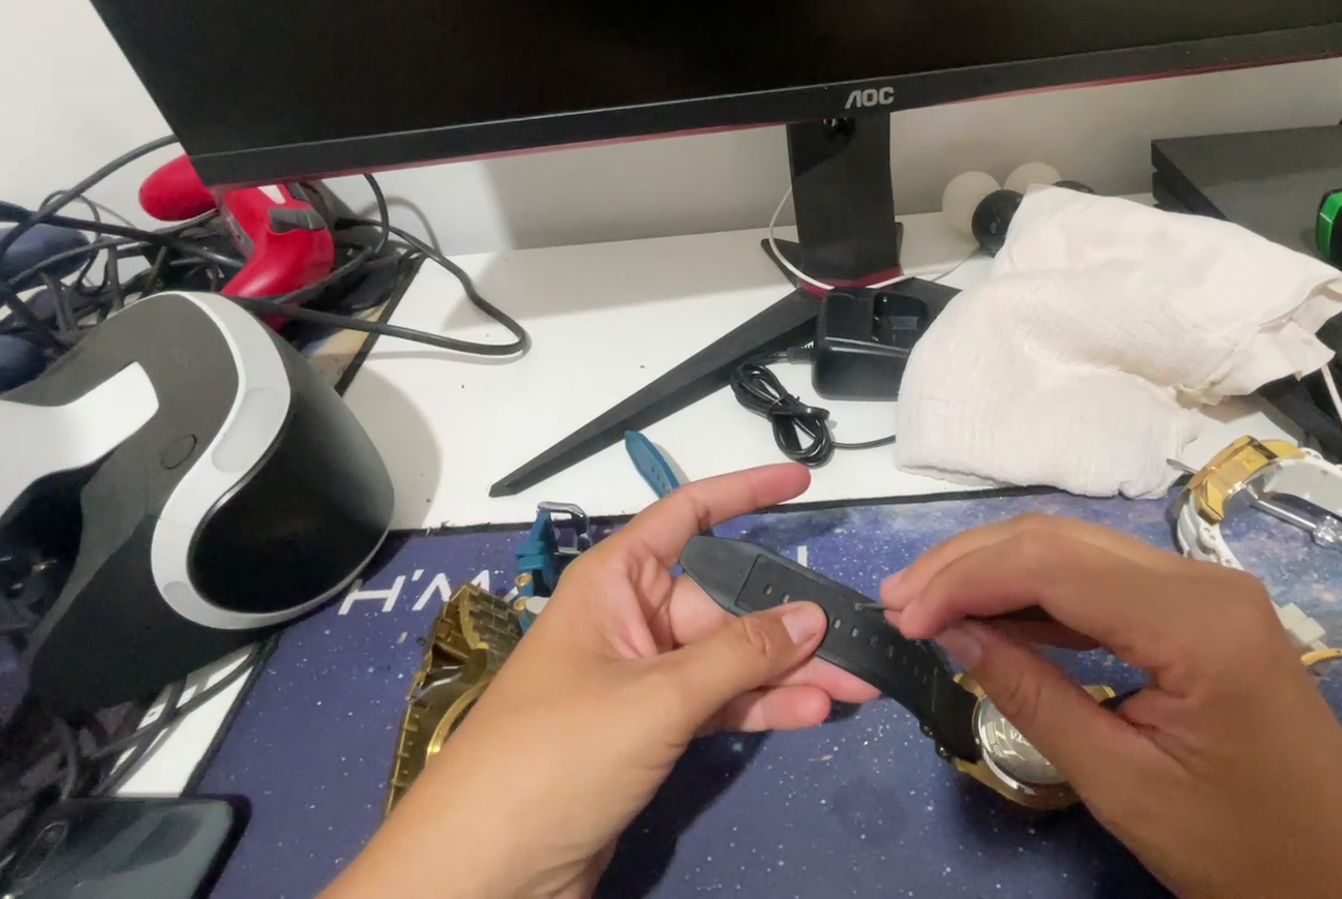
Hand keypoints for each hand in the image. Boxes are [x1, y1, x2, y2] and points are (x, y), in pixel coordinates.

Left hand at [325, 464, 875, 898]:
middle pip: (726, 600)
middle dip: (789, 620)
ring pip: (730, 656)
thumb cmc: (558, 754)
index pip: (689, 513)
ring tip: (857, 685)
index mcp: (617, 579)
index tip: (800, 482)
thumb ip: (739, 655)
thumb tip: (812, 615)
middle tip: (858, 638)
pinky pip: (719, 700)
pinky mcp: (652, 727)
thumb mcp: (656, 697)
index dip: (745, 491)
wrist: (483, 873)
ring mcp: (644, 674)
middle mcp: (633, 616)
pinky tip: (812, 712)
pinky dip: (762, 706)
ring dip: (789, 670)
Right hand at [879, 514, 1341, 898]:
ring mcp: (1195, 582)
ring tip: (925, 601)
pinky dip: (1029, 589)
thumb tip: (953, 632)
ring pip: (1068, 545)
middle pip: (1055, 538)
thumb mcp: (1123, 786)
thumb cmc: (1246, 848)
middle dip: (966, 563)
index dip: (966, 580)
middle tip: (899, 599)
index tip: (904, 616)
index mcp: (1194, 623)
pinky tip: (986, 612)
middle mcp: (1197, 578)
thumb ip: (1031, 696)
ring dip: (990, 568)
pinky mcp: (1186, 599)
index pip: (1053, 566)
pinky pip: (1091, 574)